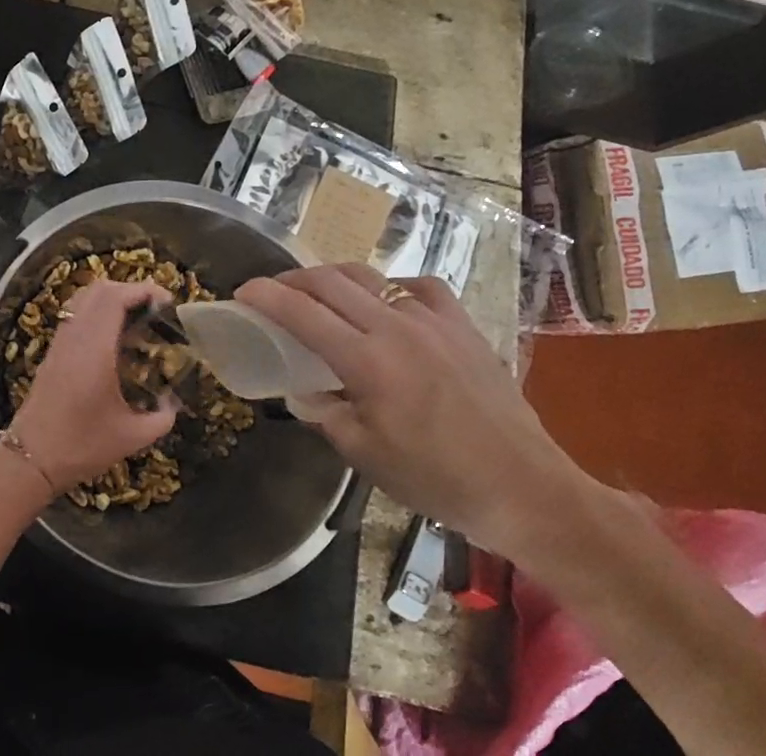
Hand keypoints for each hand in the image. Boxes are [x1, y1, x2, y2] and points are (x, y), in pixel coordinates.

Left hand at [8, 279, 175, 492]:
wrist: (30, 458)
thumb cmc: (82, 446)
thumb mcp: (133, 436)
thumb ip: (162, 416)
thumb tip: (173, 403)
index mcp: (94, 349)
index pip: (115, 298)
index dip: (142, 290)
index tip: (168, 301)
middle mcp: (74, 338)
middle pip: (98, 290)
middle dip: (129, 290)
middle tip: (156, 309)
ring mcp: (59, 344)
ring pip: (82, 302)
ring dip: (110, 301)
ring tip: (138, 322)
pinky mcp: (51, 355)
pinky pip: (74, 319)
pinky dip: (96, 316)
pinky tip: (114, 342)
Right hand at [235, 264, 596, 557]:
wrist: (525, 489)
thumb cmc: (435, 478)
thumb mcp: (363, 453)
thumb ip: (324, 412)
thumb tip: (302, 392)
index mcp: (366, 361)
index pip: (301, 312)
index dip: (264, 296)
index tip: (241, 293)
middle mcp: (396, 329)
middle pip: (331, 281)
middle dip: (292, 279)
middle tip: (271, 293)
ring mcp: (435, 323)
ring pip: (371, 277)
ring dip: (334, 279)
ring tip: (318, 294)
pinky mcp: (464, 328)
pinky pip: (420, 288)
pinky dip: (390, 287)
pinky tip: (386, 303)